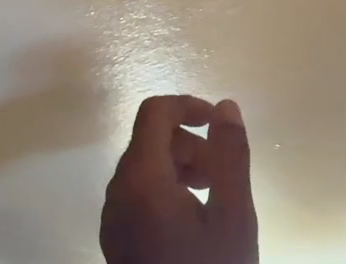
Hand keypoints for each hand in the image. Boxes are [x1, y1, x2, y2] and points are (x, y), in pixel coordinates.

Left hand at [100, 95, 257, 263]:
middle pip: (149, 140)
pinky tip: (193, 220)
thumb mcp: (233, 218)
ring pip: (143, 167)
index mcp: (140, 178)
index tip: (219, 124)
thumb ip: (230, 156)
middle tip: (223, 176)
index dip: (188, 106)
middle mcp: (117, 191)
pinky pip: (137, 194)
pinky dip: (164, 190)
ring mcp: (112, 217)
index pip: (154, 112)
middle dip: (190, 144)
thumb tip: (226, 106)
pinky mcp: (116, 239)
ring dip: (179, 167)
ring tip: (214, 198)